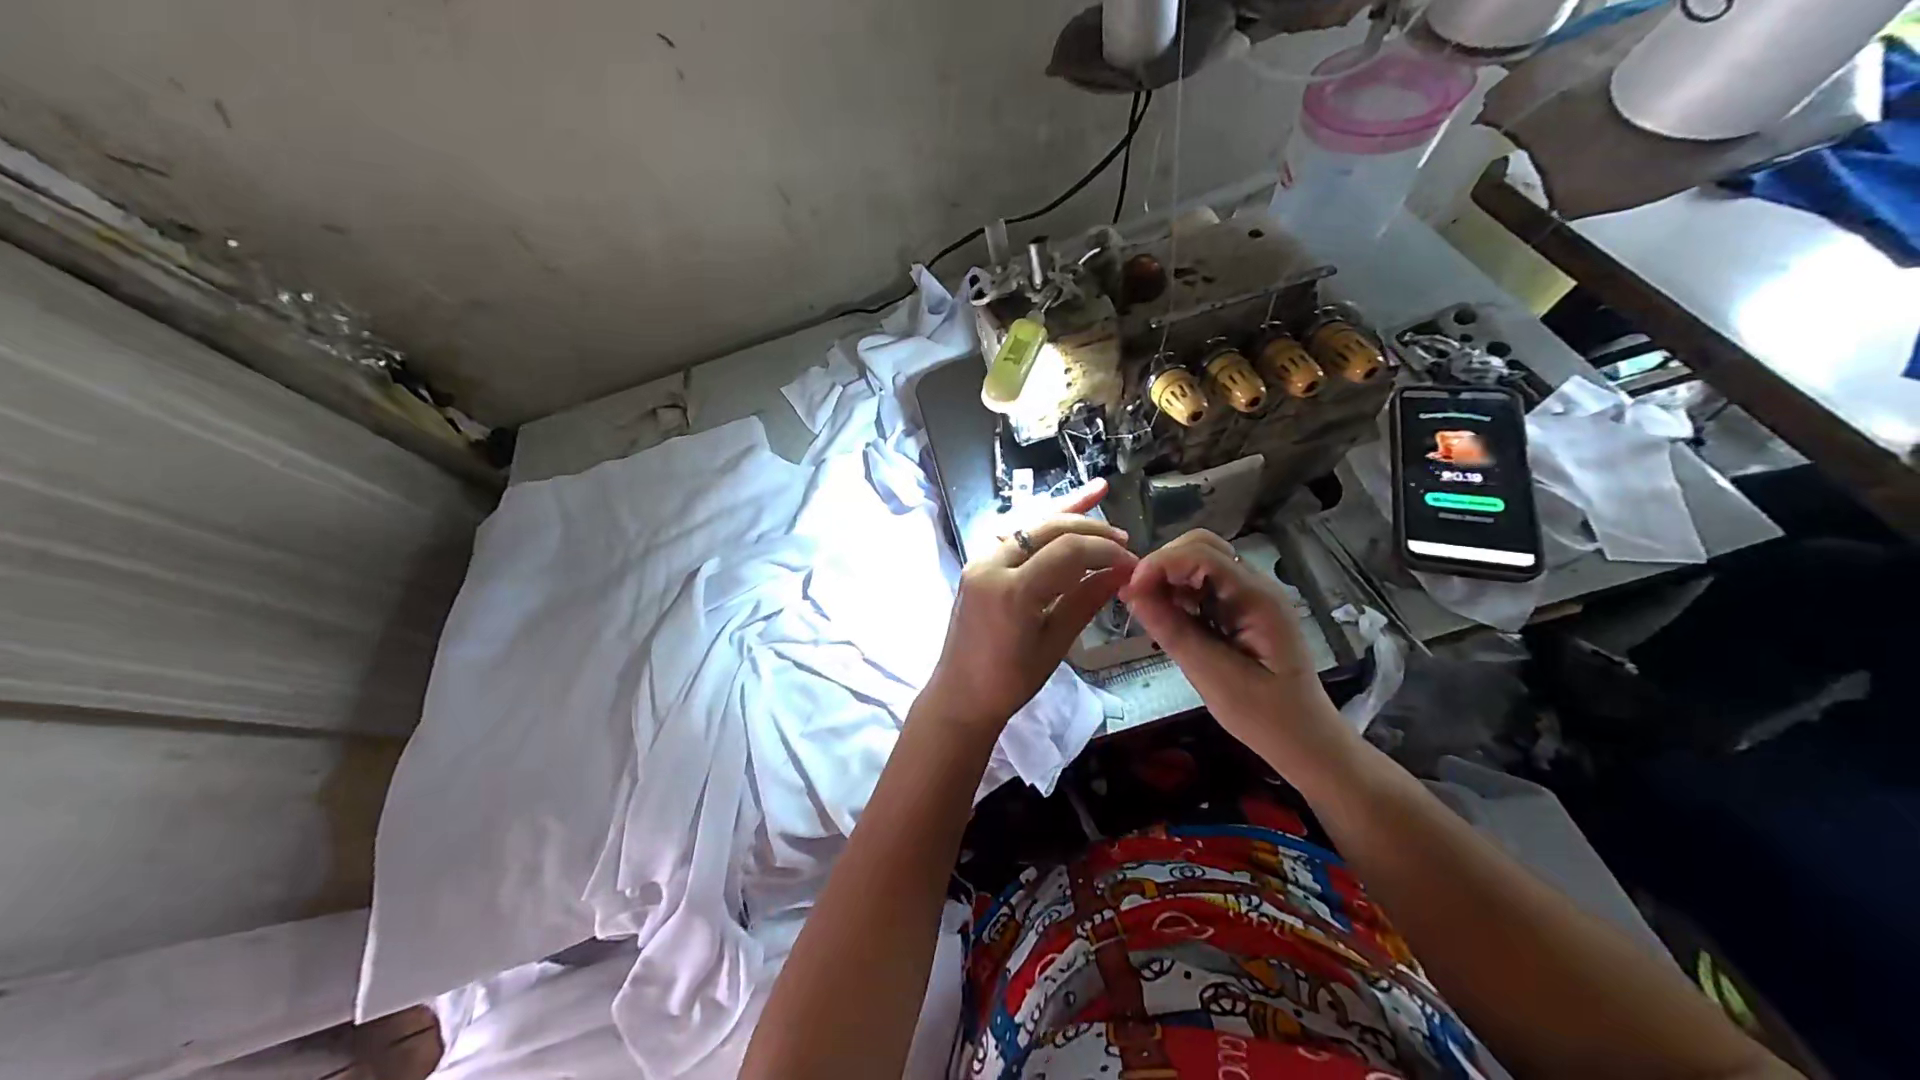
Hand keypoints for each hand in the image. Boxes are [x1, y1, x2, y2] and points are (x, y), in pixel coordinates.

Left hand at [919, 483, 1137, 736]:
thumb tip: (1122, 571)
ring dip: (1064, 513)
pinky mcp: (976, 565)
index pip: (1069, 551)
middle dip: (1089, 528)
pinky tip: (1061, 510)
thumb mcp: (1055, 643)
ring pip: (1028, 523)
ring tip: (1098, 493)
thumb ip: (1087, 600)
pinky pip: (1013, 535)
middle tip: (1123, 536)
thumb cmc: (1010, 681)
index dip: (1105, 550)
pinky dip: (1040, 524)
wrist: (960, 695)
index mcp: (1012, 592)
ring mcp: (978, 562)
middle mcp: (990, 566)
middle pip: (1048, 528)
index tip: (1131, 561)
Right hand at [1119, 529, 1354, 775]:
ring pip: (1199, 562)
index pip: (1202, 555)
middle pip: (1201, 547)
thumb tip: (1131, 593)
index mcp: (1258, 599)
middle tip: (1134, 597)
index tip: (1128, 590)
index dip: (1160, 564)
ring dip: (1168, 578)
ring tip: (1145, 608)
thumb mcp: (1214, 677)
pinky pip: (1203, 585)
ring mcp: (1249, 596)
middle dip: (1162, 564)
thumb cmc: (1265, 716)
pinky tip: (1164, 616)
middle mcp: (1255, 586)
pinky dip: (1178, 593)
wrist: (1306, 742)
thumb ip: (1174, 631)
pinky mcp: (1240, 610)